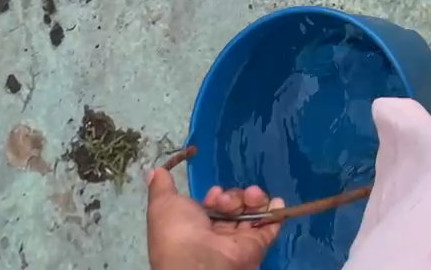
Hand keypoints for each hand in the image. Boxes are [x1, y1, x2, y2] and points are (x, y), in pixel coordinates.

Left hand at [146, 167, 284, 269]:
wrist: (199, 263)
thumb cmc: (178, 234)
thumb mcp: (163, 206)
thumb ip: (162, 188)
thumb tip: (155, 170)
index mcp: (198, 229)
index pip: (214, 206)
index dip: (216, 196)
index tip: (212, 194)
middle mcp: (220, 234)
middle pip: (235, 204)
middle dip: (233, 195)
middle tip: (224, 202)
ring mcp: (241, 239)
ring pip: (254, 208)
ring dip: (254, 197)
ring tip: (250, 198)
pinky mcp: (259, 243)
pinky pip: (272, 222)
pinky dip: (276, 210)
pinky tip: (274, 203)